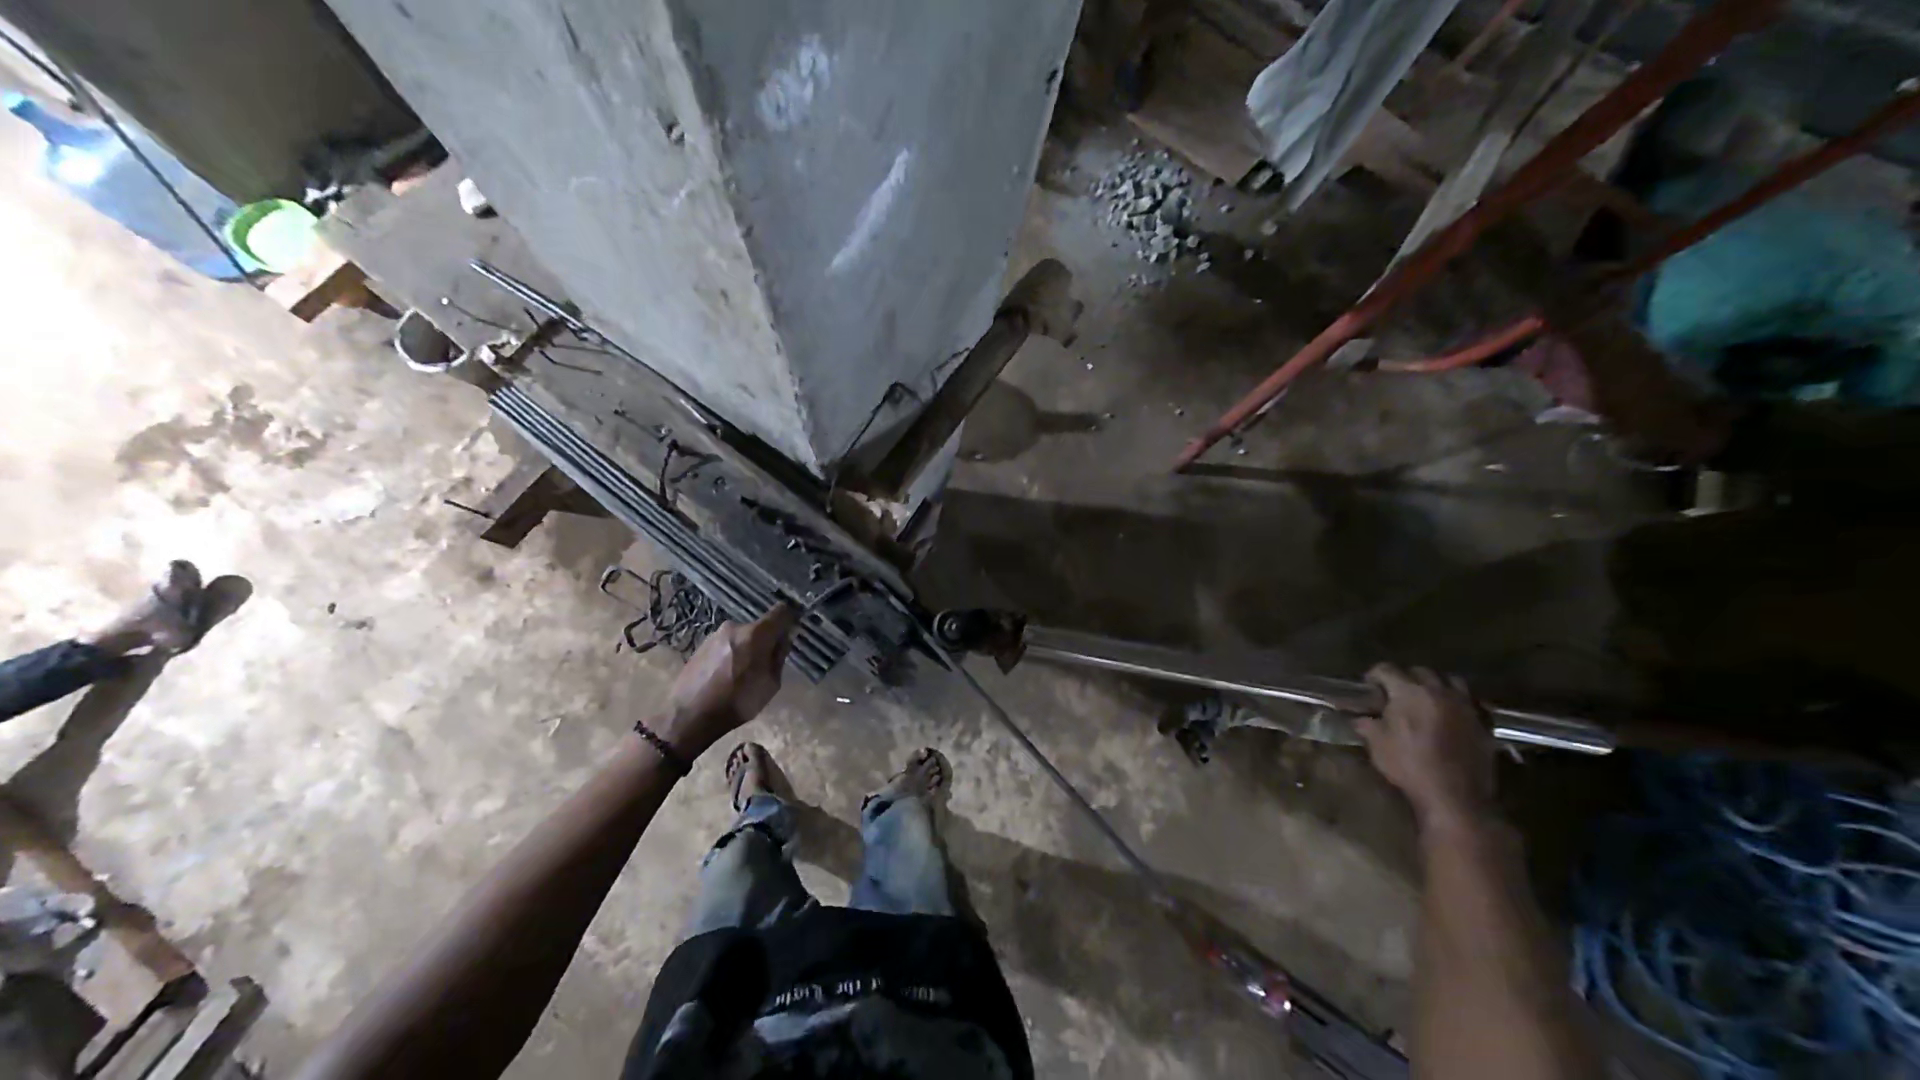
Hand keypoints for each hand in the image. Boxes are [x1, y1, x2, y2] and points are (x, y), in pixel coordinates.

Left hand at [658, 604, 797, 756]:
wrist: (689, 715)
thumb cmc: (737, 702)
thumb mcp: (771, 684)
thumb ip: (778, 657)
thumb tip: (782, 640)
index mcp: (756, 634)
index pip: (781, 611)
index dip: (790, 618)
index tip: (793, 629)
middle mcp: (735, 627)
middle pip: (760, 627)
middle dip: (766, 640)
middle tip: (765, 664)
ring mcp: (715, 634)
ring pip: (742, 636)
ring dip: (747, 648)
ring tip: (742, 674)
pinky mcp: (701, 644)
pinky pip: (726, 644)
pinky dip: (731, 654)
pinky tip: (726, 675)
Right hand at [1356, 664, 1495, 830]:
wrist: (1454, 796)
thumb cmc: (1409, 766)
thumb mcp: (1377, 744)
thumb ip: (1366, 724)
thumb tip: (1358, 718)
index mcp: (1409, 692)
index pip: (1386, 669)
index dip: (1373, 676)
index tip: (1368, 687)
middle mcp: (1439, 691)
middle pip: (1420, 671)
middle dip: (1405, 678)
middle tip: (1396, 694)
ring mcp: (1465, 706)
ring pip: (1450, 681)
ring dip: (1436, 685)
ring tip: (1427, 700)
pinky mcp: (1483, 723)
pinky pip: (1471, 702)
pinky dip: (1459, 703)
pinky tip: (1452, 716)